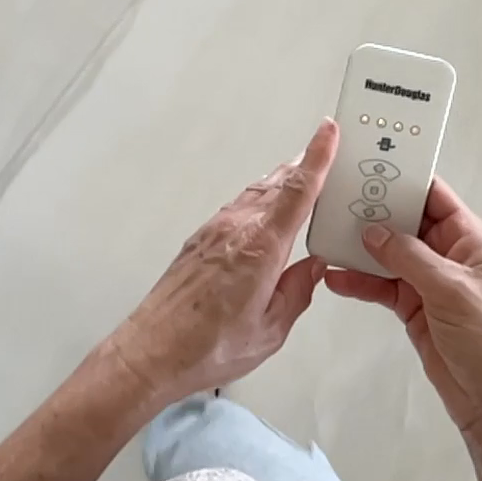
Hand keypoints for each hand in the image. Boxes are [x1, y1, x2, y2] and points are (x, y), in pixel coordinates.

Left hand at [102, 119, 336, 405]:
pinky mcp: (201, 238)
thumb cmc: (209, 346)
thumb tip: (313, 267)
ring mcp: (216, 230)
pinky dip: (260, 200)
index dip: (317, 157)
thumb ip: (297, 292)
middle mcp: (238, 229)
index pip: (298, 191)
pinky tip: (266, 212)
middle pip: (278, 184)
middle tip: (326, 152)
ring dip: (281, 182)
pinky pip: (239, 207)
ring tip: (302, 178)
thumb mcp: (271, 329)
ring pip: (257, 193)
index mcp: (262, 247)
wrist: (153, 349)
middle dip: (304, 165)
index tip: (328, 131)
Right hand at [324, 177, 481, 433]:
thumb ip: (409, 256)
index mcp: (467, 238)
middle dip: (374, 211)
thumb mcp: (451, 288)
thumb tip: (372, 231)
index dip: (404, 179)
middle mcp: (445, 253)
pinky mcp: (411, 305)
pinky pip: (379, 283)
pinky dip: (358, 280)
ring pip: (386, 251)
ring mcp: (426, 280)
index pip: (432, 195)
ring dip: (360, 247)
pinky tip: (335, 278)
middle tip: (338, 198)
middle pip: (404, 221)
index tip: (371, 165)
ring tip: (328, 236)